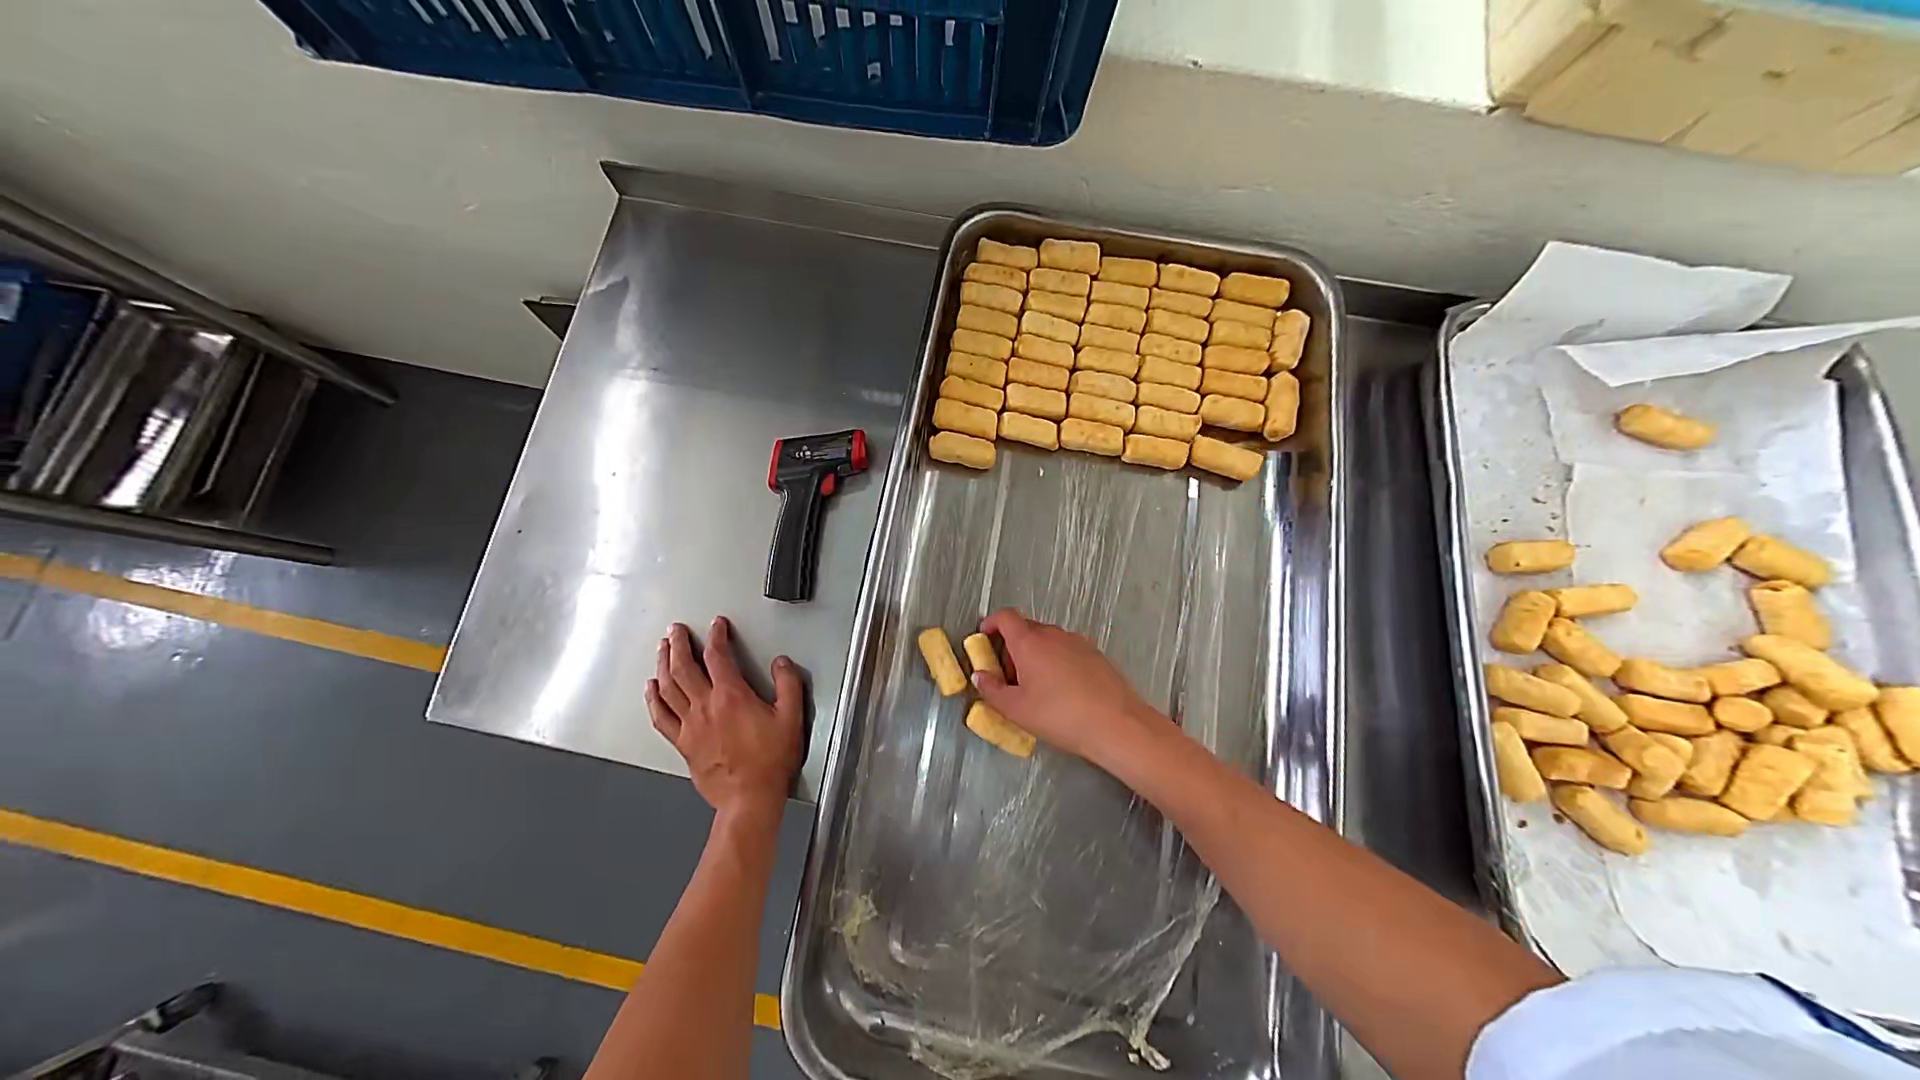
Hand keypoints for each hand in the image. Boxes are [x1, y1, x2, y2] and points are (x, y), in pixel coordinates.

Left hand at [647, 617, 803, 820]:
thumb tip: (782, 664)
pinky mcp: (683, 743)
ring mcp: (691, 726)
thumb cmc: (770, 762)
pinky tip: (651, 690)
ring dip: (662, 664)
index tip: (717, 626)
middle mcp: (706, 707)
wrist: (749, 798)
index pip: (718, 656)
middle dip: (679, 643)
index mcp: (732, 697)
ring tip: (662, 649)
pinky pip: (661, 716)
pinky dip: (653, 699)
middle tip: (676, 630)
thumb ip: (789, 685)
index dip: (717, 636)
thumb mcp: (792, 718)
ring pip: (667, 687)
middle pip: (683, 667)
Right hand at [970, 608, 1176, 768]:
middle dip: (1011, 646)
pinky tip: (1059, 689)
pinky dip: (1055, 660)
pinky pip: (1066, 650)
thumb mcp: (1016, 709)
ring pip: (1047, 640)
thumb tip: (980, 677)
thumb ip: (991, 690)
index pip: (1005, 617)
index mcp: (1030, 642)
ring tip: (1033, 686)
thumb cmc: (1061, 716)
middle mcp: (1054, 635)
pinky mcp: (1095, 654)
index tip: (984, 636)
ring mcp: (1077, 642)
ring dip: (1034, 654)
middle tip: (1005, 674)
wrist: (1116, 724)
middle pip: (1026, 628)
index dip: (991, 623)